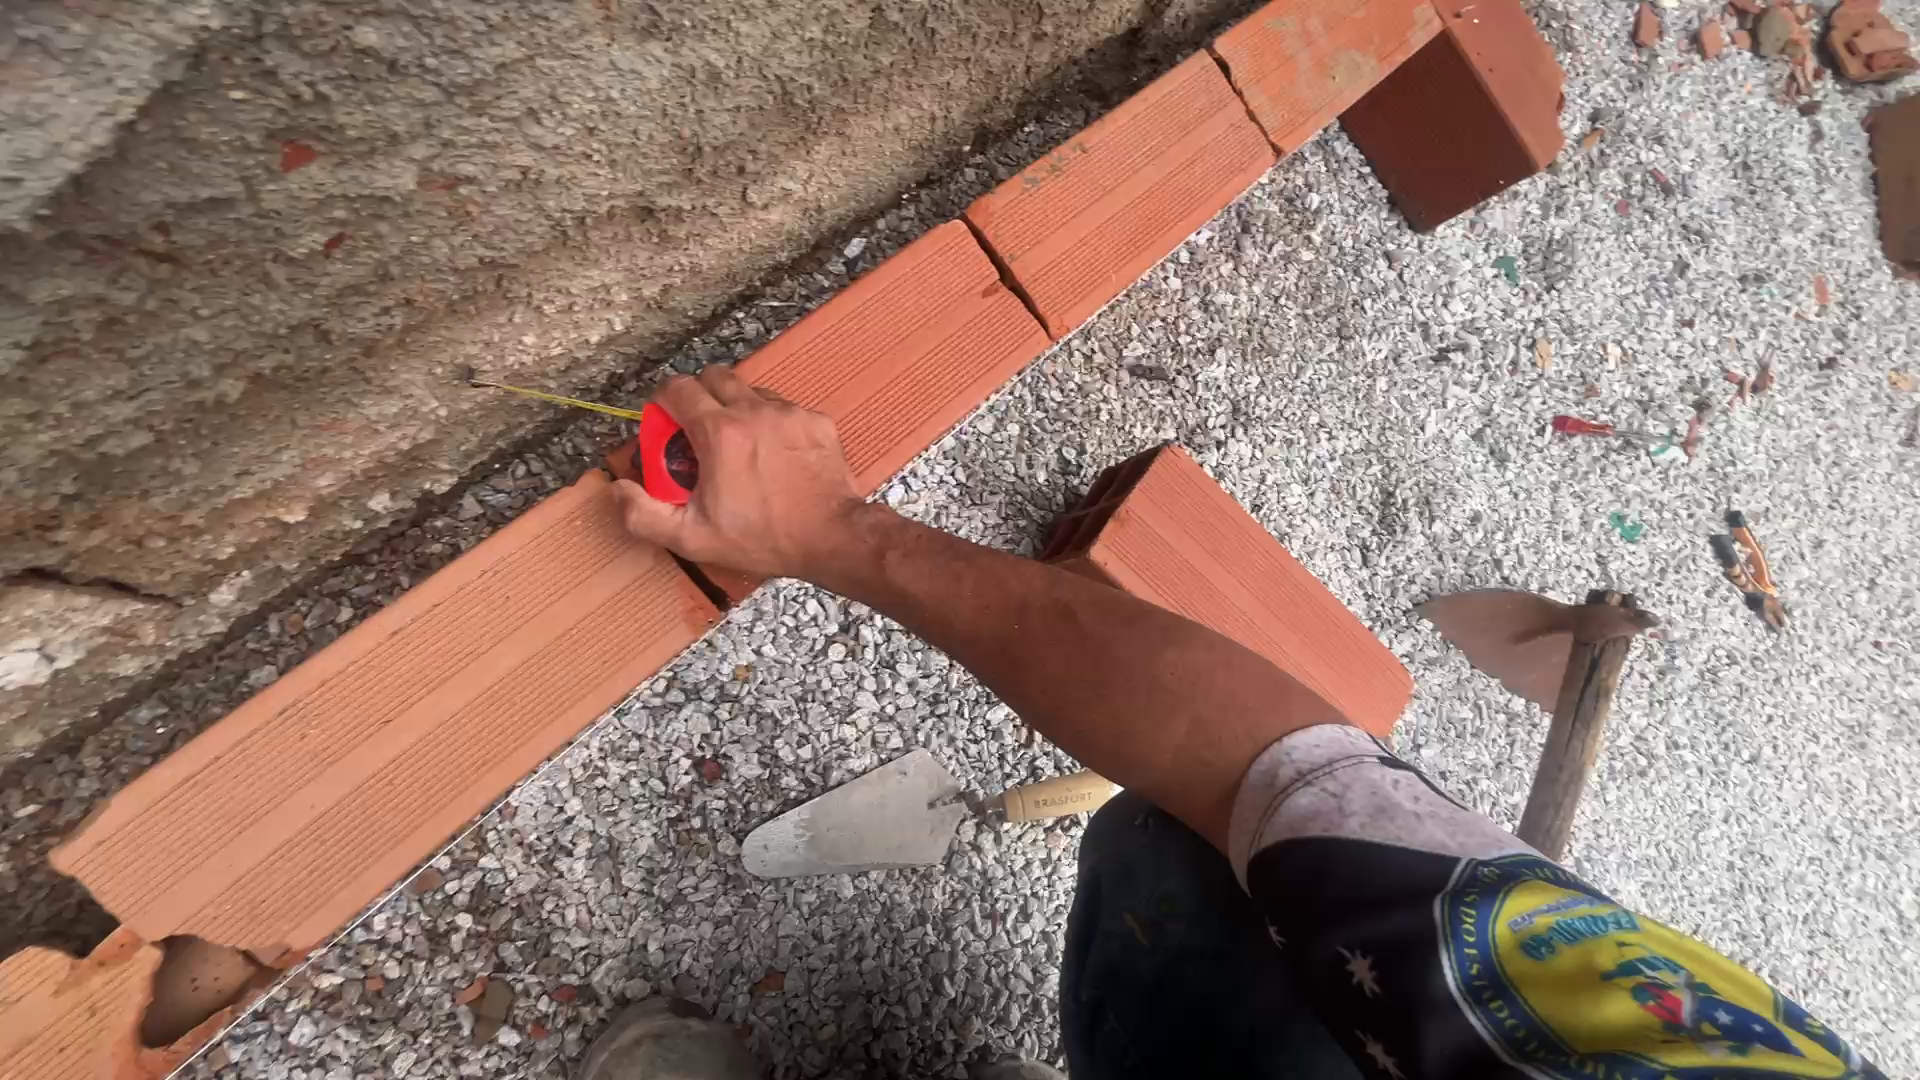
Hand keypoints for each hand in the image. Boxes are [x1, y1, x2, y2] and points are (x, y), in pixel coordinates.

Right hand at [612, 365, 869, 579]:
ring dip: (738, 410)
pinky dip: (774, 425)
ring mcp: (790, 414)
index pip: (676, 388)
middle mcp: (755, 411)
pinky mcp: (817, 422)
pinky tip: (777, 457)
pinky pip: (785, 410)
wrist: (832, 537)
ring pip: (752, 392)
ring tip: (742, 449)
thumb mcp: (693, 538)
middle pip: (714, 376)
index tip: (667, 428)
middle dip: (700, 397)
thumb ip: (643, 514)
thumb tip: (619, 489)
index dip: (664, 404)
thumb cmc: (764, 539)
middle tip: (701, 433)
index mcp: (719, 433)